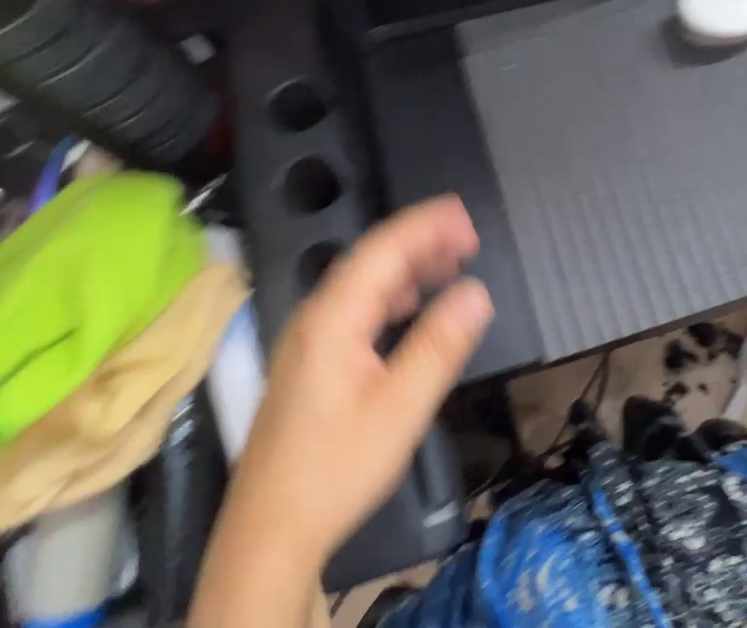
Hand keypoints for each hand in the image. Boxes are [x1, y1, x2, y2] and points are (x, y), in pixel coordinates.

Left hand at [234, 196, 491, 561]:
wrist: (270, 530)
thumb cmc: (336, 469)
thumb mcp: (400, 408)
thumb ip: (439, 345)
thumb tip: (476, 293)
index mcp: (333, 318)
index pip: (382, 249)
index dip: (424, 225)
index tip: (464, 215)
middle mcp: (314, 317)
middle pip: (370, 261)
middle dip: (419, 241)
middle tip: (467, 237)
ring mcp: (308, 339)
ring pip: (362, 285)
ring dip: (407, 268)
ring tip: (450, 263)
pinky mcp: (310, 361)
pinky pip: (354, 309)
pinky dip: (390, 297)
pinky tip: (412, 307)